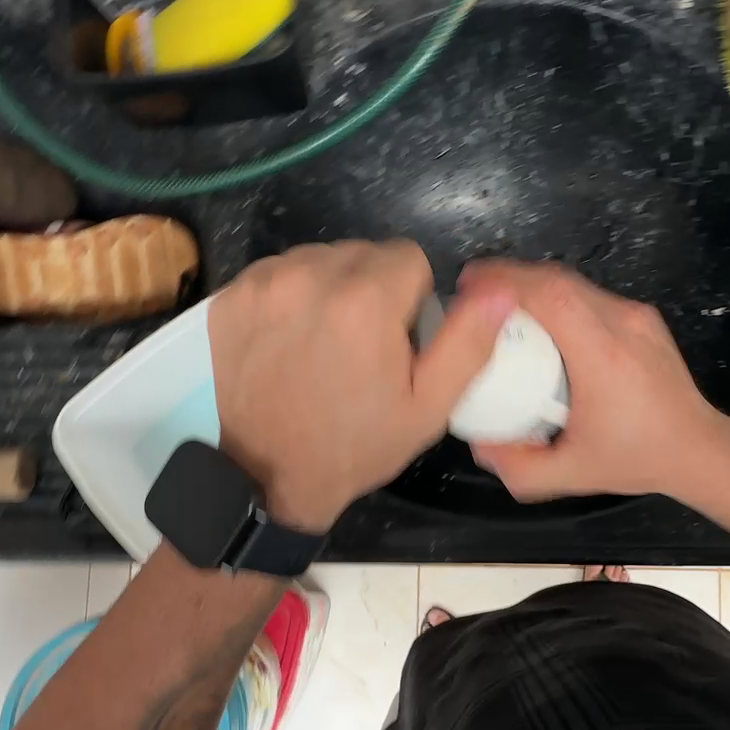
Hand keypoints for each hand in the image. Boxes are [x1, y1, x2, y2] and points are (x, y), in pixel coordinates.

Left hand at [209, 241, 514, 531]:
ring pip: (320, 259)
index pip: (408, 256)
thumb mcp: (428, 408)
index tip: (399, 341)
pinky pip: (278, 273)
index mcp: (365, 300)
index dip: (413, 299)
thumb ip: (468, 344)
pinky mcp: (229, 297)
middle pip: (363, 253)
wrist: (268, 476)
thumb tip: (500, 291)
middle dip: (373, 290)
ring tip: (324, 344)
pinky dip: (291, 297)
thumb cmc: (357, 446)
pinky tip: (289, 341)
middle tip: (363, 347)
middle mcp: (310, 275)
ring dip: (331, 289)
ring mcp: (262, 283)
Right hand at [462, 260, 729, 501]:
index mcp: (604, 357)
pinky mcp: (642, 318)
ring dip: (533, 285)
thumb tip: (478, 444)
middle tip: (472, 292)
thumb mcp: (570, 475)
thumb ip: (517, 467)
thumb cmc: (636, 458)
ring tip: (498, 303)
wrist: (697, 449)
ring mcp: (636, 317)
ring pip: (575, 283)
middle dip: (510, 277)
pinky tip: (538, 318)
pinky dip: (557, 298)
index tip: (470, 288)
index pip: (552, 297)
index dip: (506, 283)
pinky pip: (591, 295)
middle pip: (558, 280)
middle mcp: (622, 325)